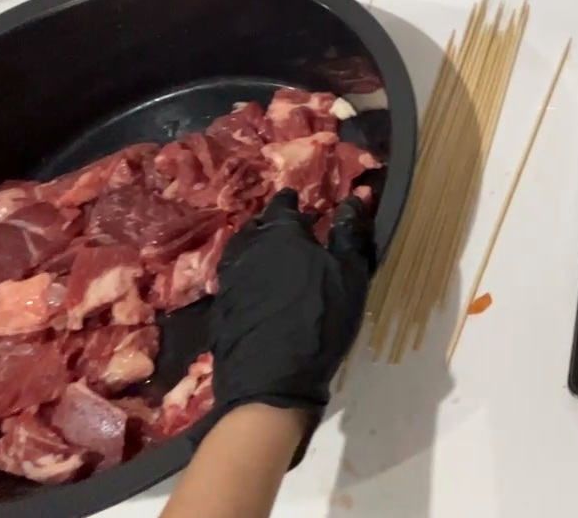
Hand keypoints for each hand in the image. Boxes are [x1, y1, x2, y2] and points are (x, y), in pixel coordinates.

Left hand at [205, 190, 372, 449]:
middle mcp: (249, 251)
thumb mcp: (349, 272)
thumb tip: (356, 195)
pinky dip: (248, 272)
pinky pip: (234, 277)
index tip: (305, 202)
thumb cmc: (321, 317)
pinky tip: (262, 286)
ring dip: (256, 246)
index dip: (294, 201)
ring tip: (275, 253)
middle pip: (257, 226)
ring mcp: (230, 282)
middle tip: (291, 227)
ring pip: (241, 251)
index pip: (283, 204)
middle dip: (272, 222)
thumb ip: (349, 231)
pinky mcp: (221, 310)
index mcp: (281, 234)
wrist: (271, 382)